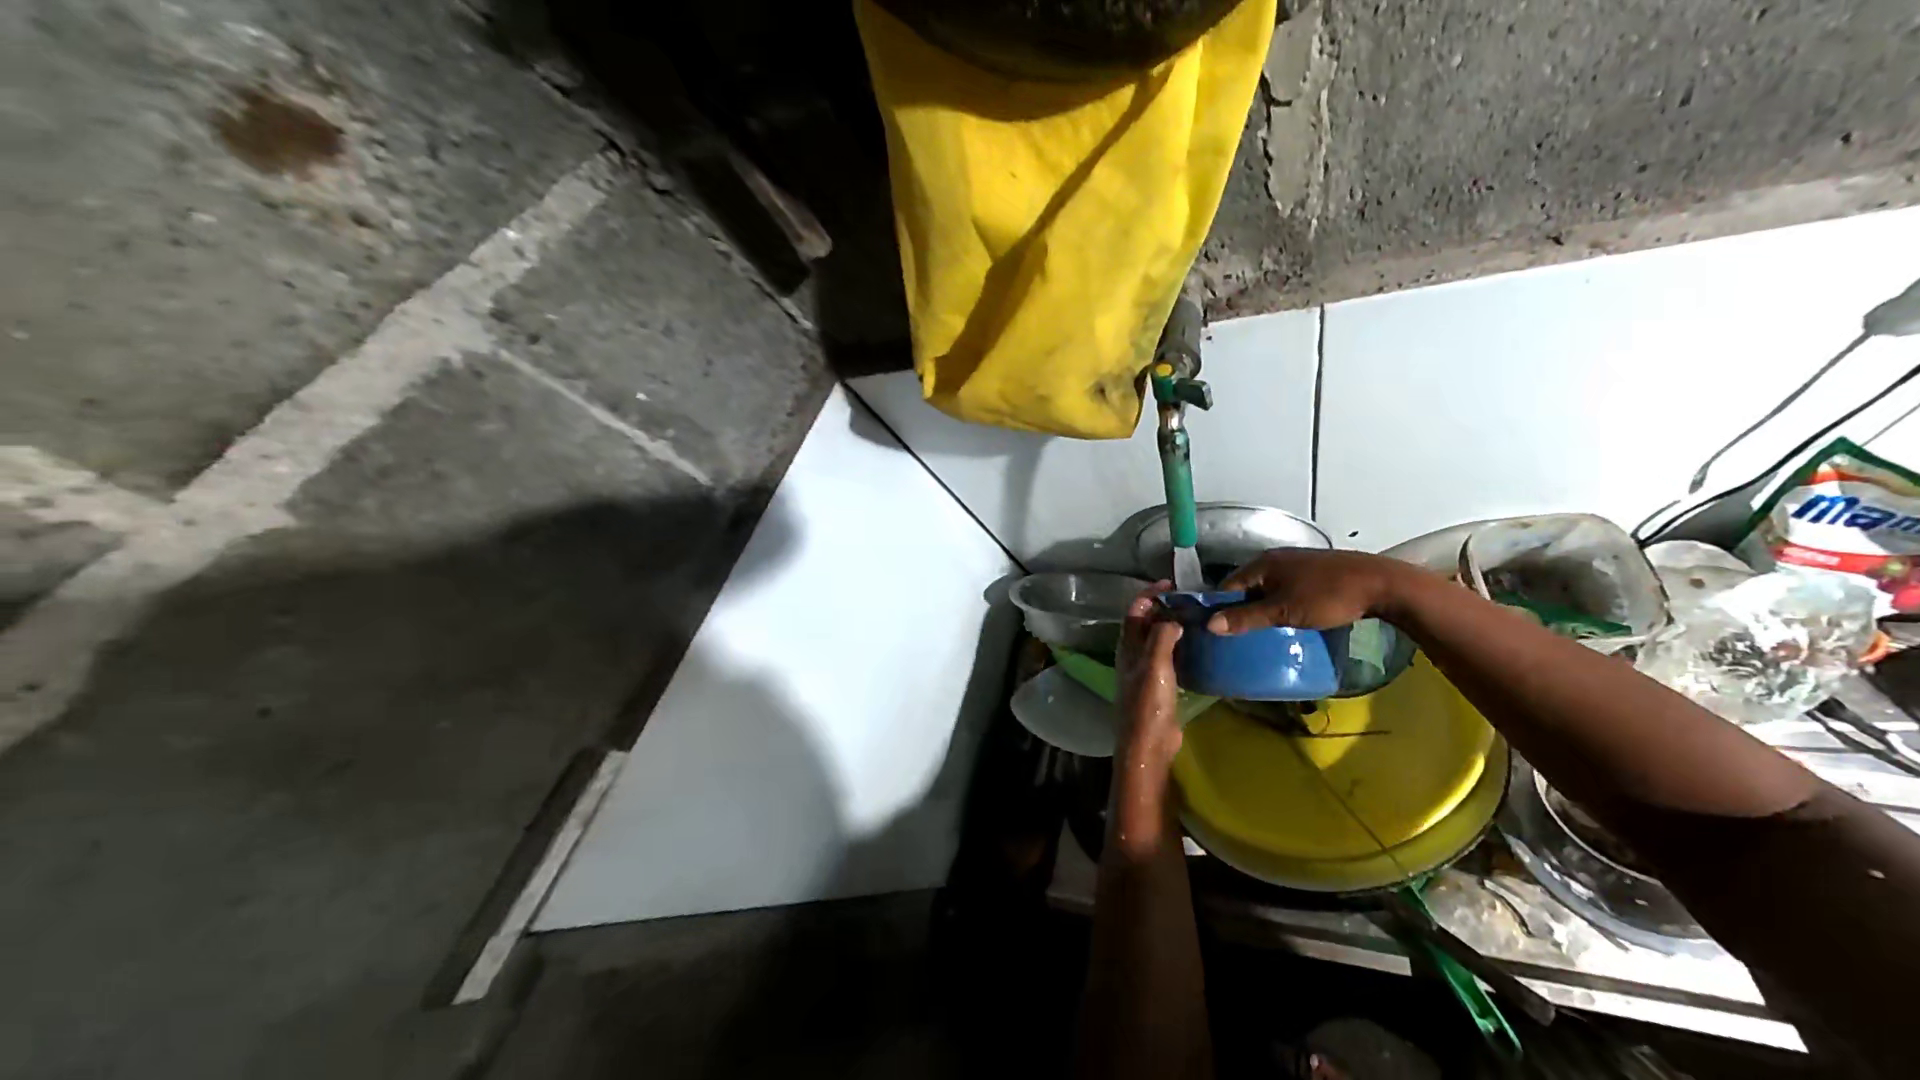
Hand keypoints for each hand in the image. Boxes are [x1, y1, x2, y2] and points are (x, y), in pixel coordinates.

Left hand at [1116, 582, 1183, 761]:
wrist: (1149, 744)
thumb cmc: (1148, 702)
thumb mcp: (1155, 664)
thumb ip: (1163, 636)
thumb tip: (1173, 616)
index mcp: (1128, 646)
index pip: (1135, 610)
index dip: (1150, 594)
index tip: (1172, 584)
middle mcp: (1133, 655)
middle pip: (1146, 623)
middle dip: (1164, 608)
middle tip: (1191, 600)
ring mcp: (1146, 671)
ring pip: (1158, 640)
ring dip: (1174, 626)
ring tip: (1199, 618)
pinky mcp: (1160, 686)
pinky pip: (1170, 658)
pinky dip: (1181, 647)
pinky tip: (1200, 647)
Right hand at [1206, 549, 1409, 634]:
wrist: (1383, 585)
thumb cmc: (1328, 597)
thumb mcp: (1283, 612)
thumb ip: (1246, 618)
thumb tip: (1209, 625)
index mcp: (1262, 563)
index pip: (1227, 586)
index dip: (1220, 608)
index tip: (1216, 631)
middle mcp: (1275, 559)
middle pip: (1247, 587)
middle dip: (1241, 609)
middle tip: (1236, 636)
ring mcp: (1297, 564)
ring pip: (1268, 589)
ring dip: (1262, 608)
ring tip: (1259, 632)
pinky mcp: (1314, 573)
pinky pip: (1285, 590)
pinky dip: (1280, 604)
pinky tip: (1286, 621)